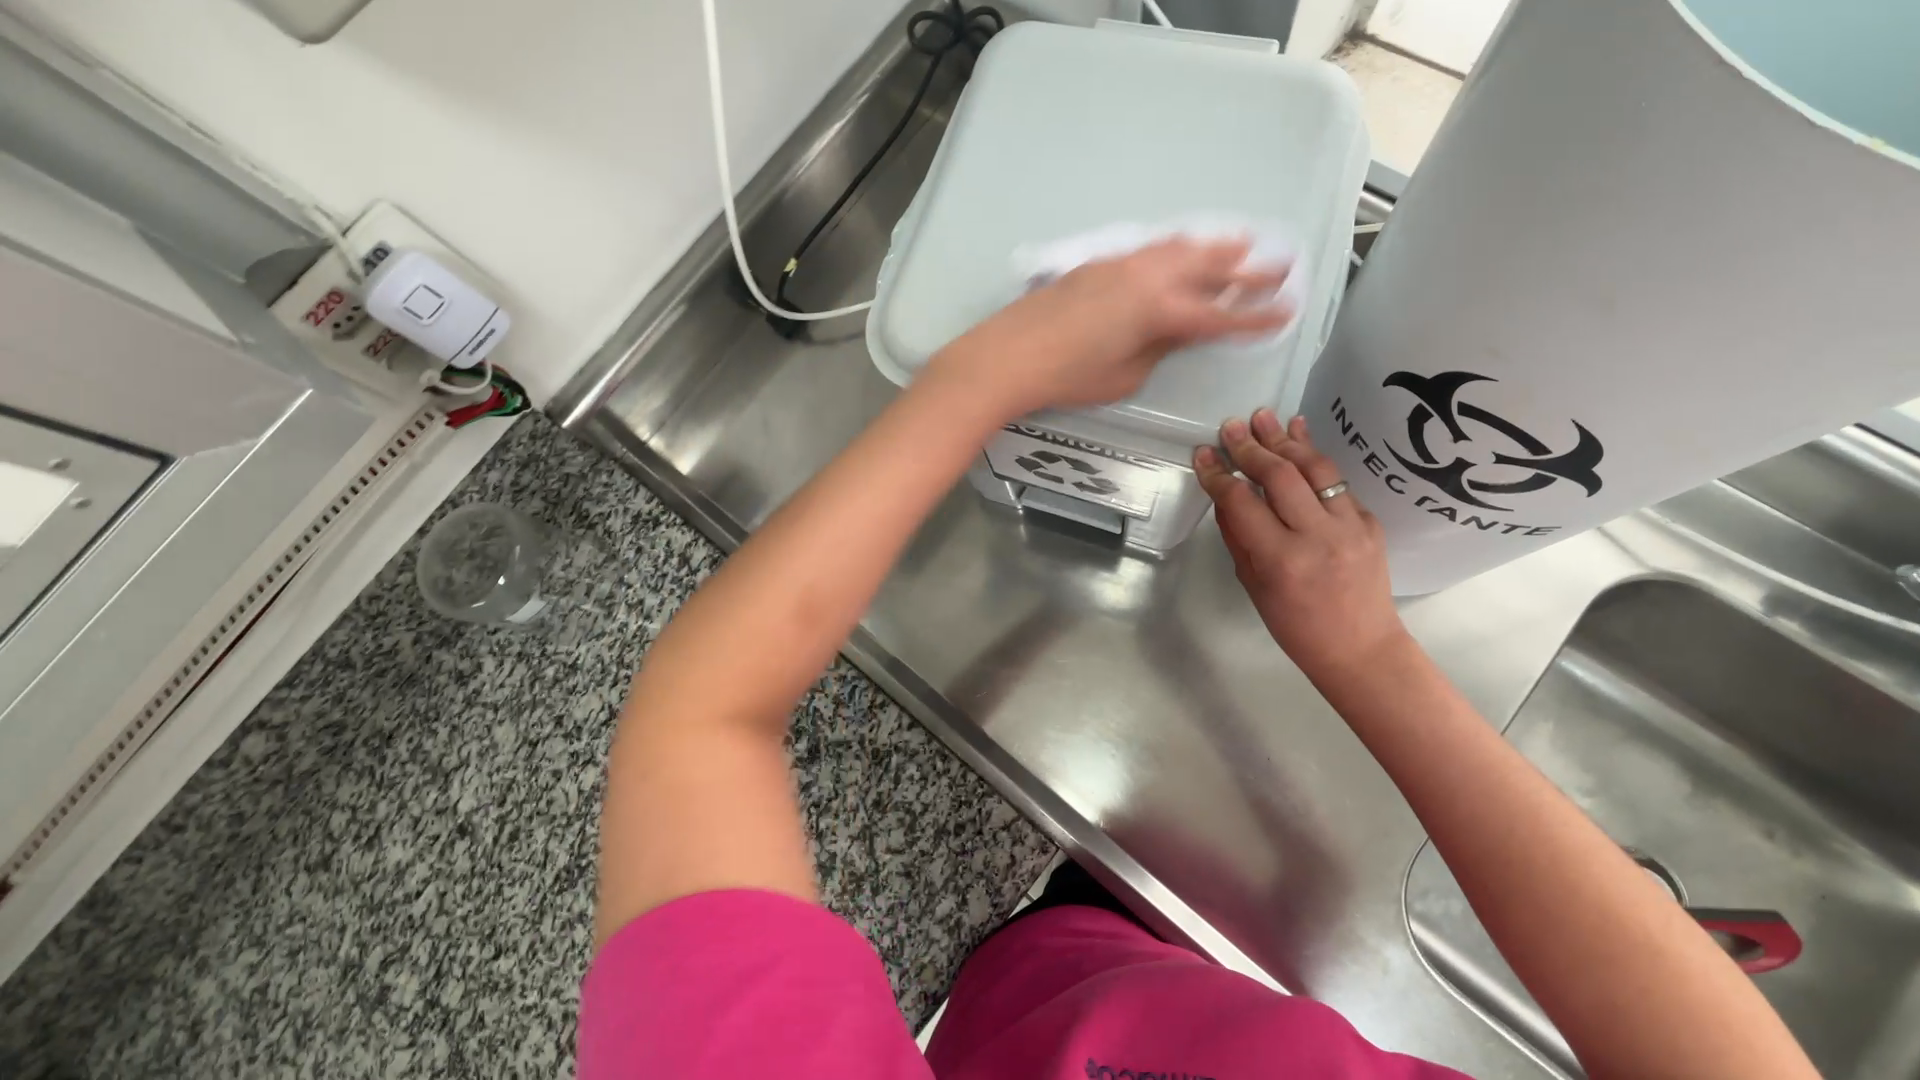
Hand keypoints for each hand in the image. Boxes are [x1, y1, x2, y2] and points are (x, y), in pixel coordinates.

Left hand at [926, 237, 1293, 420]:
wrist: (1007, 355)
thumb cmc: (1068, 378)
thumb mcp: (1125, 376)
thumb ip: (1159, 349)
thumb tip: (1177, 333)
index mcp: (1162, 312)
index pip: (1222, 315)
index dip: (1257, 317)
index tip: (1288, 311)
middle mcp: (1149, 278)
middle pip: (1209, 269)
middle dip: (1248, 269)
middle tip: (1281, 264)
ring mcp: (1122, 265)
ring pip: (1180, 249)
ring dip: (1214, 248)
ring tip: (1240, 243)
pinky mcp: (1098, 264)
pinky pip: (1152, 249)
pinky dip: (1176, 248)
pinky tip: (1179, 251)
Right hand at [1194, 409, 1407, 679]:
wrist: (1361, 647)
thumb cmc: (1295, 626)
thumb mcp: (1253, 585)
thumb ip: (1239, 537)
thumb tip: (1225, 495)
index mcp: (1281, 560)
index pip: (1242, 502)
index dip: (1219, 474)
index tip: (1203, 454)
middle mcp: (1317, 537)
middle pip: (1279, 476)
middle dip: (1250, 447)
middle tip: (1231, 426)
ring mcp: (1350, 526)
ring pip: (1315, 469)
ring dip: (1285, 440)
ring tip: (1264, 417)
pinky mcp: (1370, 522)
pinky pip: (1337, 483)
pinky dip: (1315, 458)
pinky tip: (1300, 438)